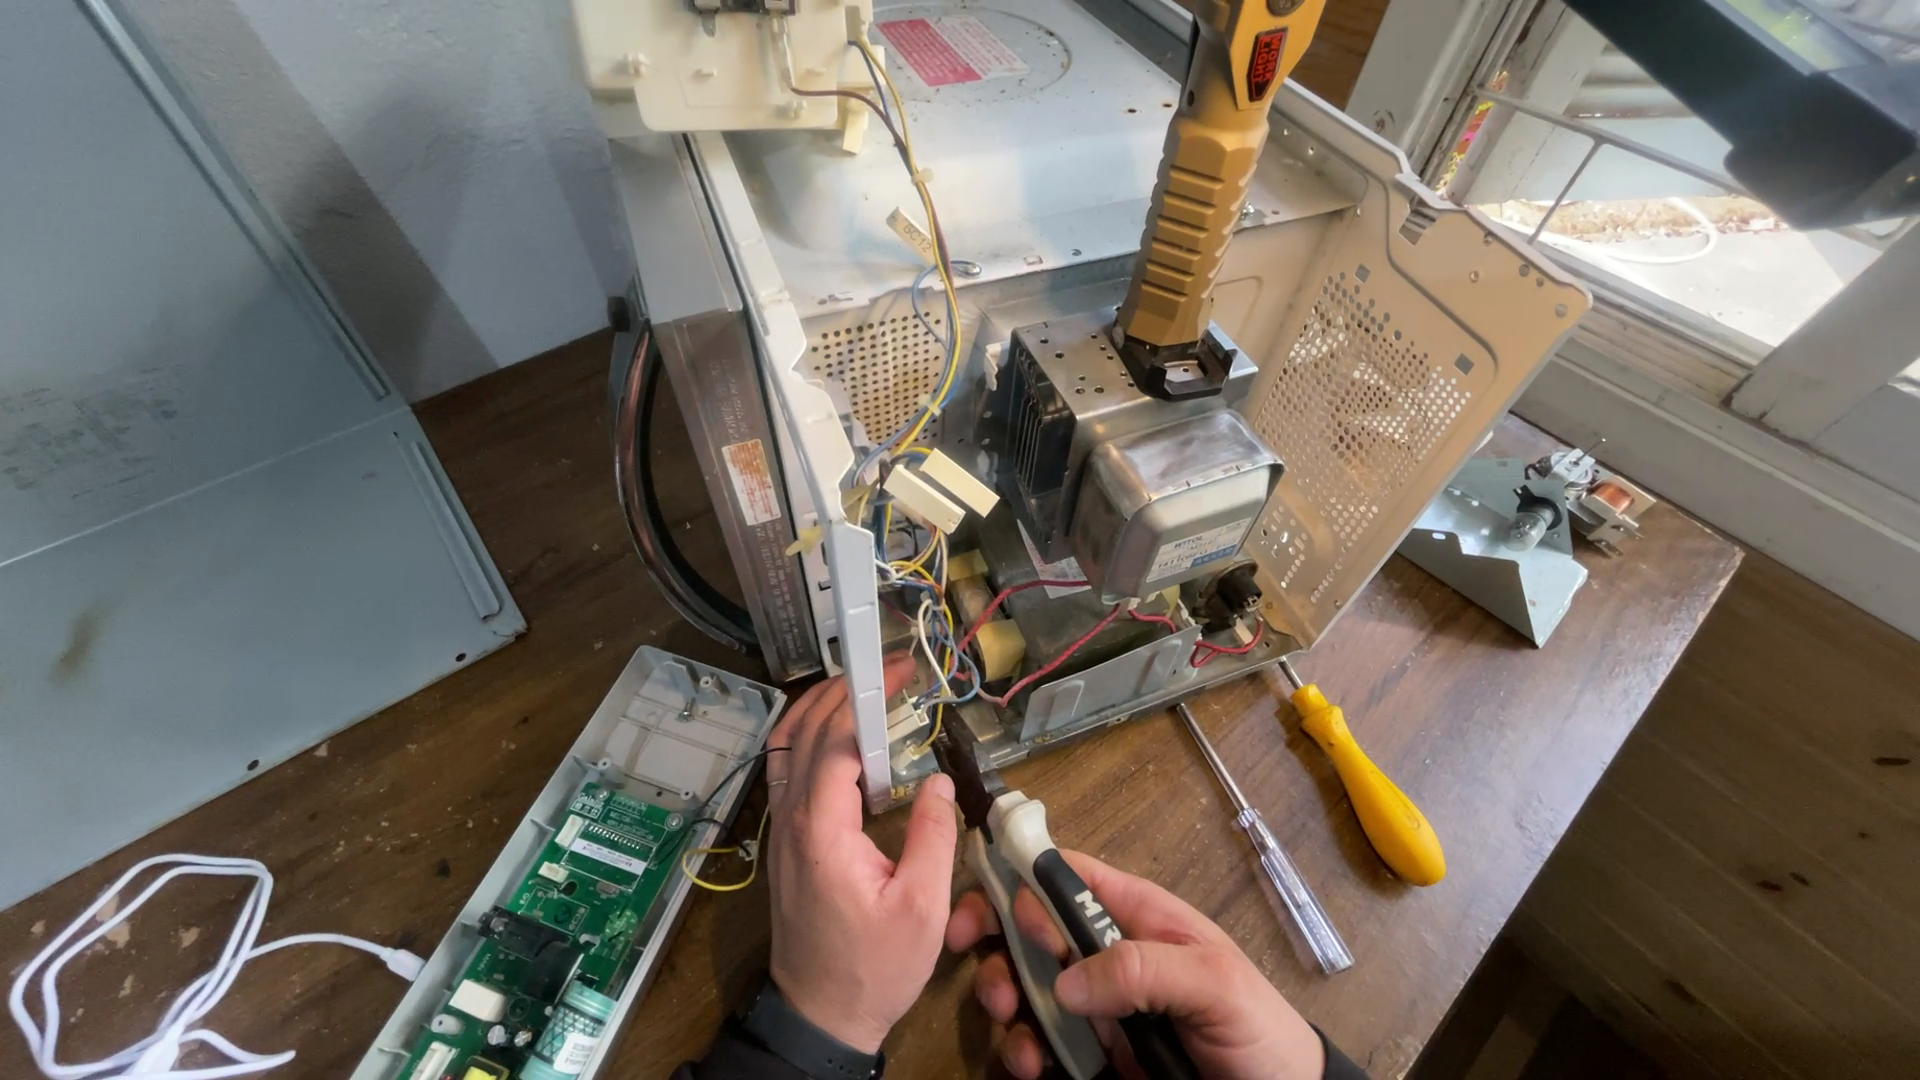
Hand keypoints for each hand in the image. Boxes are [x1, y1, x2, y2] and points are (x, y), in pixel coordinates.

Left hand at [764, 653, 958, 1053]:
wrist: (819, 1016)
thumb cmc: (873, 967)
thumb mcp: (923, 908)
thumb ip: (933, 835)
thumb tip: (940, 780)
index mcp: (822, 827)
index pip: (838, 739)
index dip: (868, 696)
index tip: (901, 670)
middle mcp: (791, 817)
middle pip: (807, 730)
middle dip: (847, 688)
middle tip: (890, 668)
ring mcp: (781, 827)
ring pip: (787, 744)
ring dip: (820, 705)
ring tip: (863, 684)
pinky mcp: (785, 838)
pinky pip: (787, 767)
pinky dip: (809, 735)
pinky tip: (840, 733)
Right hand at [945, 849, 1324, 1079]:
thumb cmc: (1257, 1026)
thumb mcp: (1214, 982)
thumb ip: (1143, 966)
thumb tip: (1065, 980)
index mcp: (1132, 914)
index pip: (1066, 875)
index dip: (1024, 878)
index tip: (993, 908)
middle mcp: (1103, 951)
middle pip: (1031, 924)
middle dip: (997, 937)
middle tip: (978, 964)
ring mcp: (1094, 1003)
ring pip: (1025, 981)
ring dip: (1003, 994)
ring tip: (1009, 1024)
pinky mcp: (1089, 1052)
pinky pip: (1038, 1038)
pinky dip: (1021, 1048)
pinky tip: (1028, 1064)